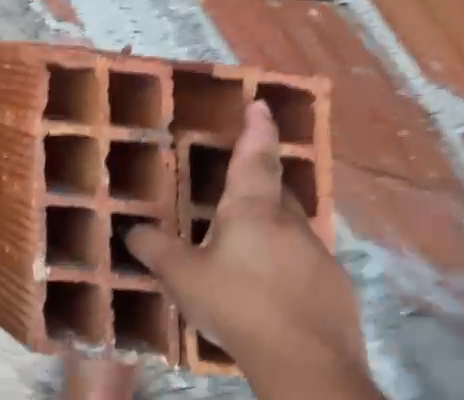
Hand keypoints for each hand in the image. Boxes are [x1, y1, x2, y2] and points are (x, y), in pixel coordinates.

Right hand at [125, 101, 379, 398]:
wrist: (306, 365)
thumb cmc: (235, 302)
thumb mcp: (177, 272)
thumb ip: (151, 245)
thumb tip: (131, 230)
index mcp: (253, 212)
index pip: (255, 160)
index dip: (256, 131)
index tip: (260, 104)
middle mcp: (293, 228)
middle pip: (278, 195)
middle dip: (258, 188)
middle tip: (230, 192)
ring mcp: (322, 262)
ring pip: (291, 232)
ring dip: (267, 232)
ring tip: (237, 250)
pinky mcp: (337, 294)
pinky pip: (303, 266)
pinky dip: (281, 266)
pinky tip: (261, 288)